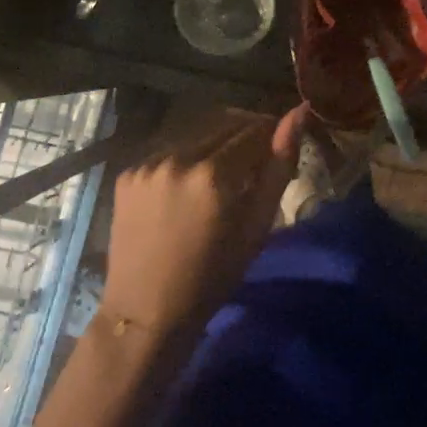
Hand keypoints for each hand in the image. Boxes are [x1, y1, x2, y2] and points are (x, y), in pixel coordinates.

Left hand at [102, 105, 306, 334]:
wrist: (145, 312)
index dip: (270, 136)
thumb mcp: (256, 227)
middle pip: (224, 124)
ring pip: (196, 134)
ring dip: (214, 146)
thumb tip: (298, 114)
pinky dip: (185, 159)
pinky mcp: (128, 173)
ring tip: (218, 180)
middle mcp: (178, 158)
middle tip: (251, 165)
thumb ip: (279, 167)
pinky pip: (168, 150)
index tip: (275, 152)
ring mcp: (148, 164)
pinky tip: (187, 188)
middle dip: (244, 137)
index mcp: (214, 174)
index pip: (253, 129)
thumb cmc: (212, 277)